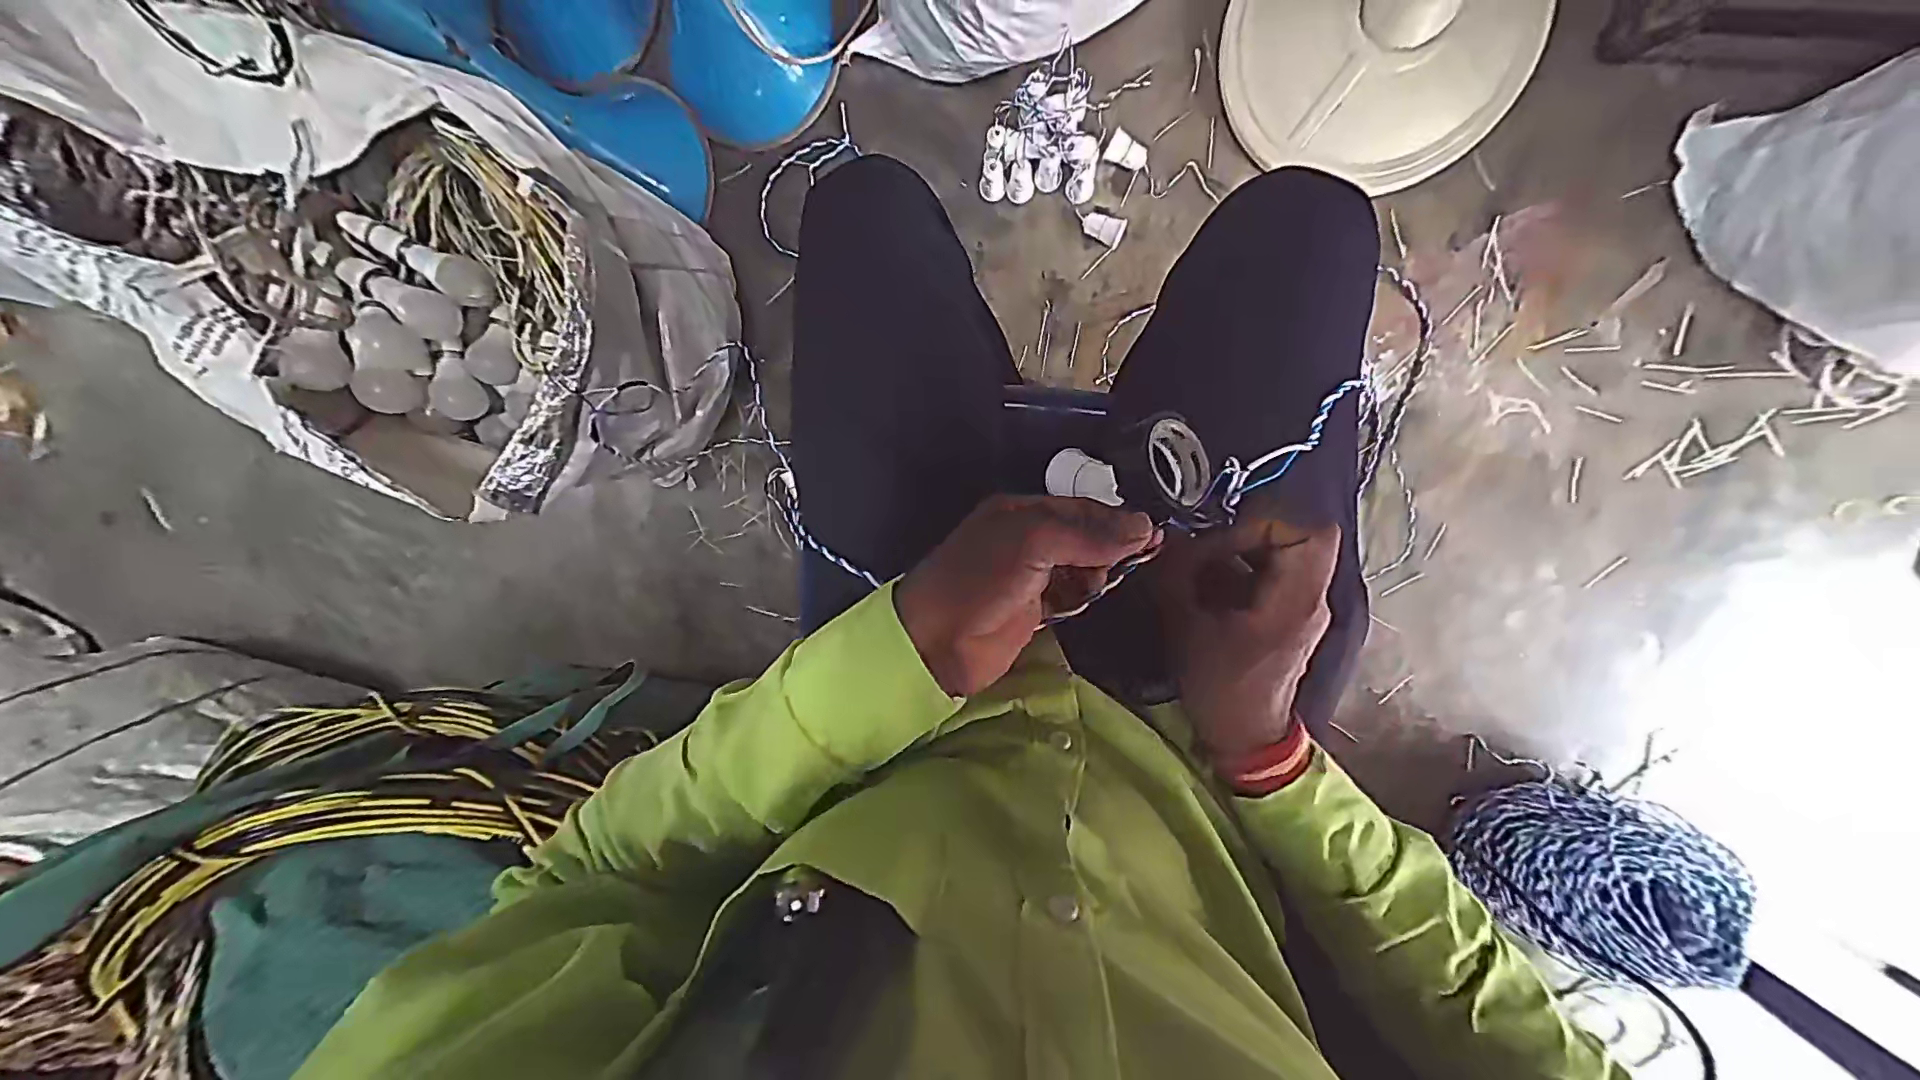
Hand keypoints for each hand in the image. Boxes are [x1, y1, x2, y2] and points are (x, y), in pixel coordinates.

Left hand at [897, 495, 1156, 695]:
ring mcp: (1028, 575)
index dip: (1114, 517)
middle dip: (1110, 544)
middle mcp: (1025, 538)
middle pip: (1082, 535)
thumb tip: (1143, 527)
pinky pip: (1070, 594)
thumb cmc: (980, 581)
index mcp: (1020, 511)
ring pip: (1079, 565)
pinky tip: (1090, 597)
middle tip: (1137, 558)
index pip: (1079, 507)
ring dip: (1098, 570)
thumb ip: (1087, 534)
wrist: (937, 642)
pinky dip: (1083, 594)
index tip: (1151, 532)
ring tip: (1103, 580)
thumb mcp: (1033, 542)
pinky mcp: (1031, 610)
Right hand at [1154, 519, 1339, 763]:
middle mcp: (1310, 597)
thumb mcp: (1186, 629)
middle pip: (1296, 536)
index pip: (1309, 532)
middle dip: (1245, 534)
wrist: (1244, 735)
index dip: (1262, 524)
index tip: (1222, 542)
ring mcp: (1302, 605)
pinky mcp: (1287, 614)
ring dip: (1238, 551)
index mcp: (1296, 600)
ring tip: (1198, 568)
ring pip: (1281, 552)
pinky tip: (1204, 586)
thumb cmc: (1219, 686)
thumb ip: (1175, 576)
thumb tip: (1165, 537)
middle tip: (1206, 549)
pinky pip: (1269, 572)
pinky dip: (1238, 568)